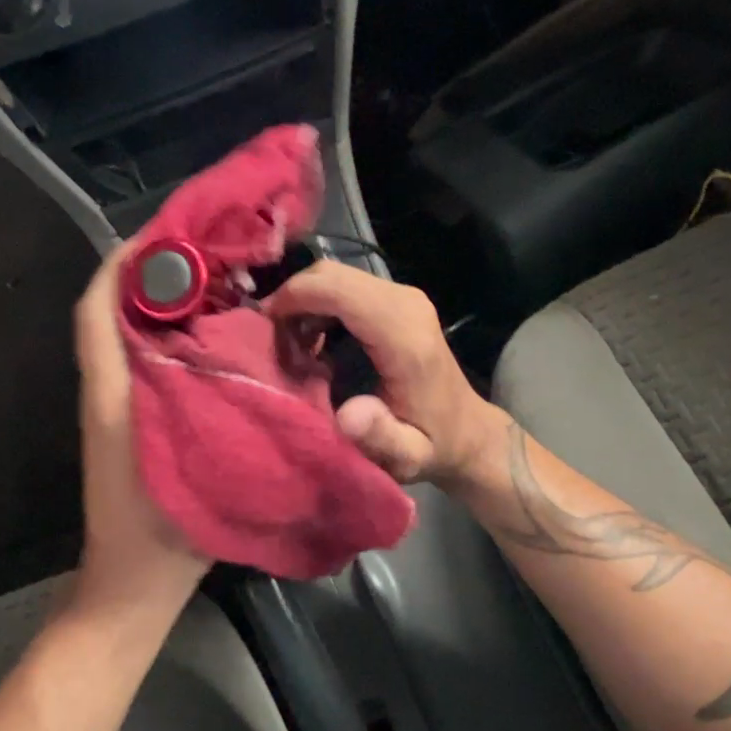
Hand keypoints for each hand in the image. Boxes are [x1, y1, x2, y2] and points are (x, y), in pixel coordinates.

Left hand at [72, 240, 211, 608]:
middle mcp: (110, 382)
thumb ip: (197, 396)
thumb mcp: (182, 452)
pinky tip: (222, 332)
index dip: (124, 262)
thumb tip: (226, 329)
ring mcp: (122, 400)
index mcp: (110, 384)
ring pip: (137, 330)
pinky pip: (154, 356)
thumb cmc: (155, 519)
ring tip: (222, 278)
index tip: (171, 232)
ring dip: (168, 299)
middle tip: (211, 250)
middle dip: (154, 271)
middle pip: (118, 308)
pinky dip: (179, 332)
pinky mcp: (139, 415)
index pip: (100, 305)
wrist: (134, 582)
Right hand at [265, 261, 507, 488]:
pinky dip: (319, 304)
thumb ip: (379, 437)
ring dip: (304, 302)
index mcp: (403, 335)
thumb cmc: (433, 444)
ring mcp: (403, 295)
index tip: (263, 330)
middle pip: (331, 273)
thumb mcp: (407, 457)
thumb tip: (348, 414)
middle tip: (270, 341)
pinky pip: (346, 285)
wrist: (467, 430)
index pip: (337, 289)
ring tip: (290, 346)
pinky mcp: (398, 299)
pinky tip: (314, 341)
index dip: (293, 298)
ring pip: (335, 275)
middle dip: (292, 299)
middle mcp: (404, 302)